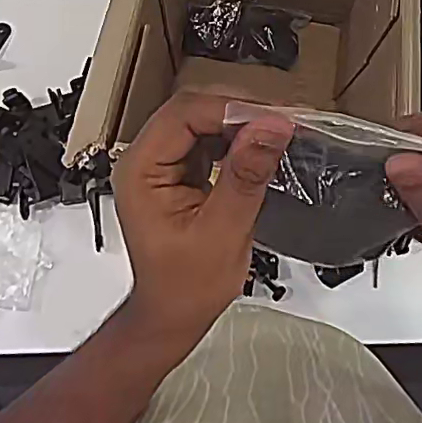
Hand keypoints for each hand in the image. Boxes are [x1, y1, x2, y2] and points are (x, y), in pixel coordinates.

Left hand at [112, 91, 293, 328]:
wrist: (177, 311)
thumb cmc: (187, 285)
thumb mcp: (223, 231)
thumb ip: (245, 176)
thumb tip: (270, 129)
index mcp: (140, 171)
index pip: (184, 115)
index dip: (230, 111)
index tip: (272, 120)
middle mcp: (146, 160)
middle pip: (193, 110)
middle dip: (239, 113)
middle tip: (281, 124)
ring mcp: (164, 164)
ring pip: (205, 121)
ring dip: (242, 124)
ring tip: (278, 133)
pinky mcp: (183, 170)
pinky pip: (212, 140)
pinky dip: (240, 140)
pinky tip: (262, 148)